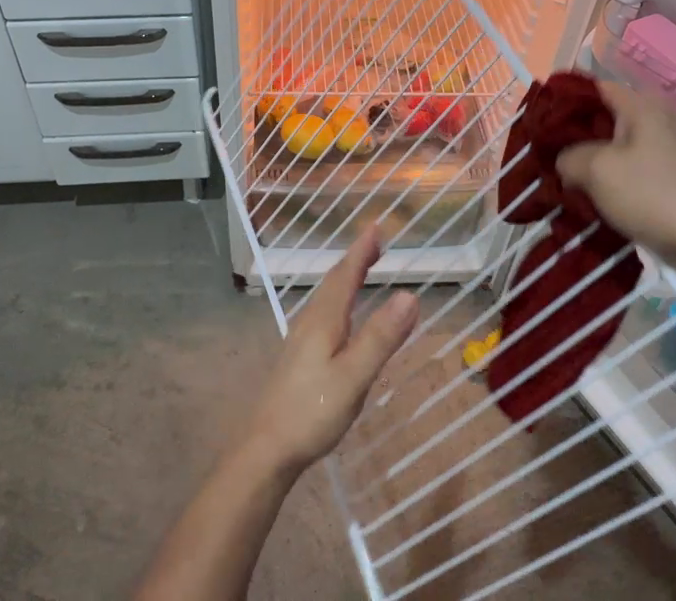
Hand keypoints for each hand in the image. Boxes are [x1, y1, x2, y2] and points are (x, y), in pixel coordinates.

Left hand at [240, 229, 419, 476]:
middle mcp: (310, 323)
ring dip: (345, 279)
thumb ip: (381, 338)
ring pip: (326, 298)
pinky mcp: (299, 358)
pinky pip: (324, 315)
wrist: (266, 448)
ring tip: (362, 270)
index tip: (377, 226)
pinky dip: (339, 301)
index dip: (361, 251)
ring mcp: (301, 341)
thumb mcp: (354, 376)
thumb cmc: (311, 412)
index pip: (345, 276)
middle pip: (333, 282)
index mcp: (324, 321)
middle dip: (355, 260)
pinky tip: (341, 318)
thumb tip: (409, 294)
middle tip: (376, 242)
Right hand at [556, 79, 675, 268]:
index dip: (560, 101)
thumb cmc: (653, 195)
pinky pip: (624, 174)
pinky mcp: (665, 182)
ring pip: (610, 150)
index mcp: (639, 106)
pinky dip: (603, 184)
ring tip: (557, 183)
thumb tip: (562, 161)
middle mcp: (652, 122)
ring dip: (584, 165)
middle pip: (599, 120)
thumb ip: (566, 156)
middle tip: (540, 158)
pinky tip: (585, 201)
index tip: (535, 124)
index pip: (591, 87)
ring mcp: (661, 153)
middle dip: (568, 138)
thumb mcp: (596, 169)